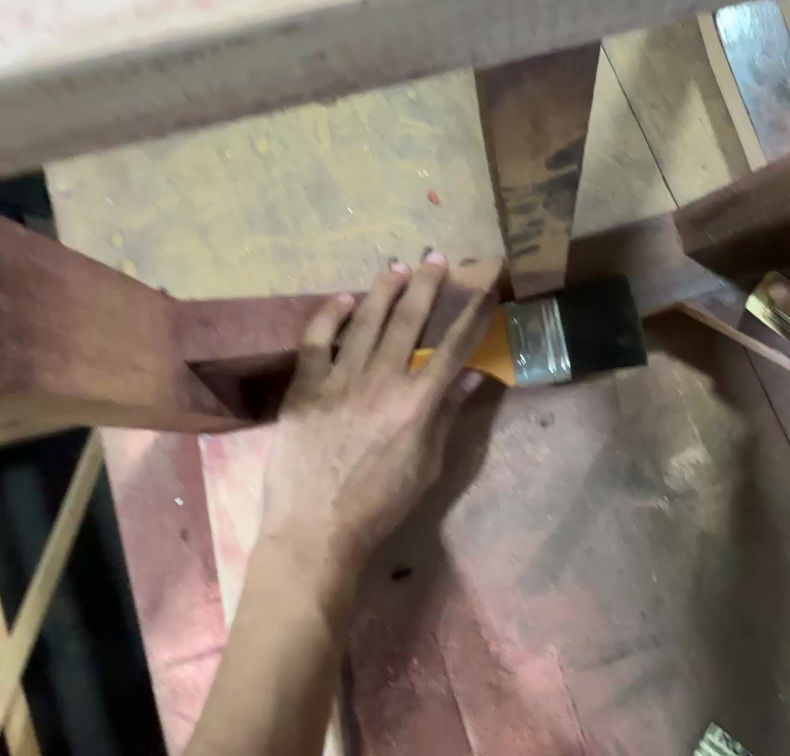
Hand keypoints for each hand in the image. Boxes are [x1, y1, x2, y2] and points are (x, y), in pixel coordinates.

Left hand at [258, 254, 499, 576]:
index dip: (472, 313)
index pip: (453, 346)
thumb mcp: (428, 465)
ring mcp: (340, 380)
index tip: (484, 285)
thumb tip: (469, 374)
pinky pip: (318, 340)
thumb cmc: (381, 504)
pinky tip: (344, 299)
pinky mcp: (305, 387)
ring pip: (367, 321)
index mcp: (417, 403)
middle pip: (410, 321)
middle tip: (435, 257)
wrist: (315, 531)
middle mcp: (382, 381)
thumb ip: (447, 414)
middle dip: (427, 285)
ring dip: (384, 290)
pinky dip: (331, 315)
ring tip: (398, 267)